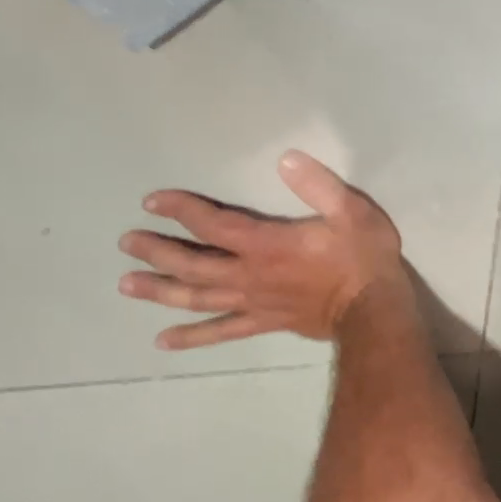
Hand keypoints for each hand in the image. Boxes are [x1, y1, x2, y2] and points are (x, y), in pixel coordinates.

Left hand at [118, 150, 407, 349]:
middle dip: (158, 251)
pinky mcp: (264, 323)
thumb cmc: (363, 256)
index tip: (153, 201)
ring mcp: (253, 302)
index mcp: (267, 244)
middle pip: (193, 263)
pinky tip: (163, 341)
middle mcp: (249, 274)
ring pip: (196, 297)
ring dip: (159, 290)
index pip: (215, 224)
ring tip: (126, 284)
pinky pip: (221, 332)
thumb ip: (318, 185)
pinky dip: (191, 337)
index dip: (183, 211)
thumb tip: (285, 160)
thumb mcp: (352, 211)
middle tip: (128, 242)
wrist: (374, 308)